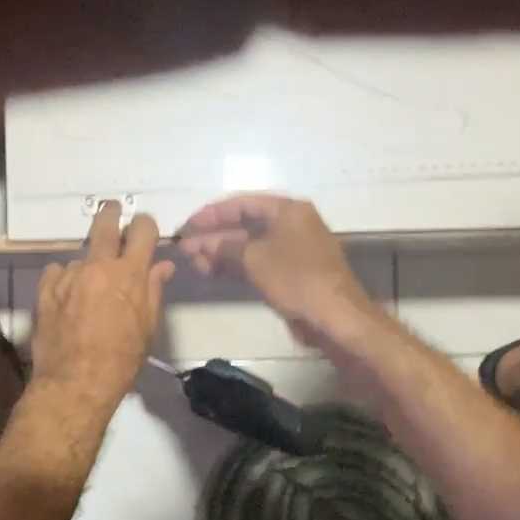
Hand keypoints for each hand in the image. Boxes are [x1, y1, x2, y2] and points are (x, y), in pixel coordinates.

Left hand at [30, 201, 174, 413]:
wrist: (75, 383)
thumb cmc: (121, 360)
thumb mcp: (147, 327)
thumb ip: (153, 290)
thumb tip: (162, 265)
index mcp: (129, 274)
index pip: (142, 229)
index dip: (144, 225)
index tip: (142, 228)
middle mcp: (97, 266)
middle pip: (104, 223)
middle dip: (111, 213)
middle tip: (112, 211)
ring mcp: (68, 275)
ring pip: (81, 256)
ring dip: (88, 265)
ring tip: (89, 291)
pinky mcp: (45, 289)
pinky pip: (58, 273)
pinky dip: (65, 280)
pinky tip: (67, 299)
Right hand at [176, 194, 381, 347]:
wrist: (334, 316)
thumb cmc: (295, 278)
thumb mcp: (254, 258)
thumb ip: (224, 247)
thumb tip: (200, 244)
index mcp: (288, 210)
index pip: (243, 203)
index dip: (212, 213)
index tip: (188, 225)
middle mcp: (291, 224)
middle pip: (244, 225)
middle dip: (214, 236)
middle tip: (185, 247)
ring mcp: (292, 250)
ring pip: (249, 246)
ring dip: (220, 253)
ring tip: (193, 262)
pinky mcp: (290, 273)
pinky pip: (257, 263)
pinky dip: (235, 266)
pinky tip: (211, 271)